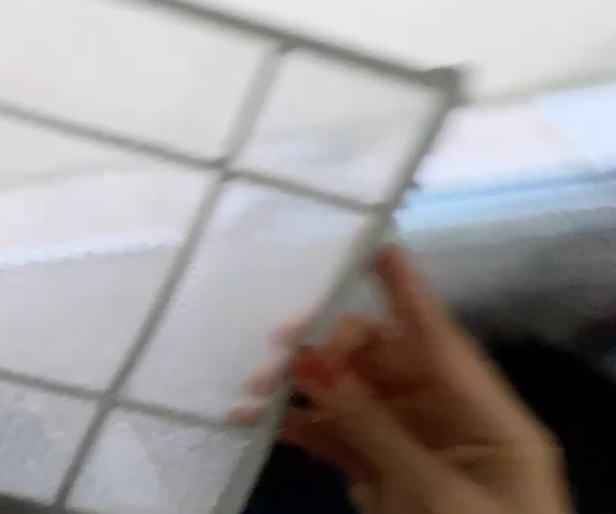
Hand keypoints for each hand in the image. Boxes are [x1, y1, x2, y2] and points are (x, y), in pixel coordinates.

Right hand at [248, 248, 569, 513]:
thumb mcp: (436, 493)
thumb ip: (372, 425)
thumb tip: (309, 361)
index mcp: (484, 418)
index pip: (439, 339)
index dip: (406, 290)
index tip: (374, 242)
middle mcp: (442, 416)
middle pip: (374, 357)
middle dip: (321, 348)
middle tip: (277, 352)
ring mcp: (406, 440)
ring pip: (340, 388)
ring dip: (294, 384)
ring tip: (253, 389)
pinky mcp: (375, 465)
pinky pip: (324, 428)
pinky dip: (287, 422)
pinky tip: (247, 418)